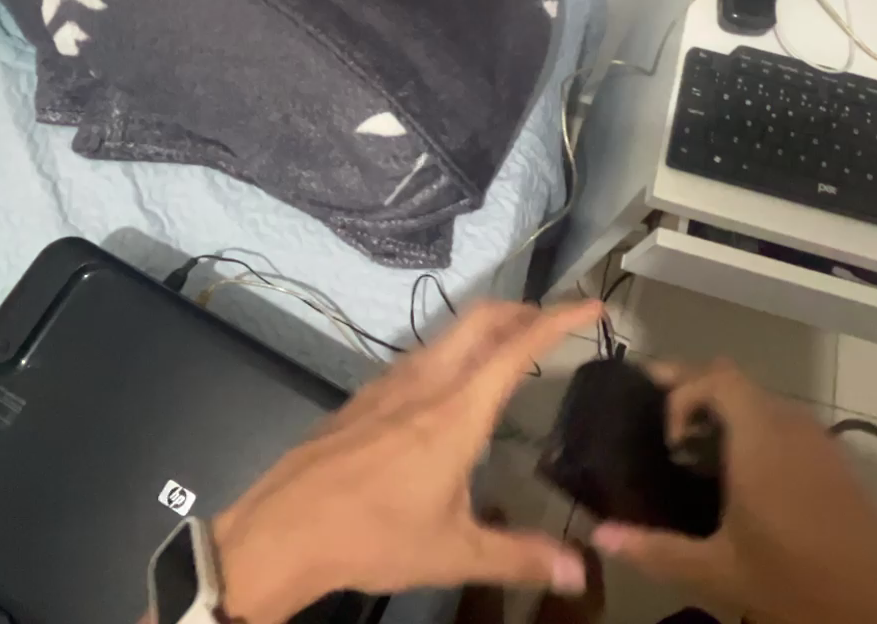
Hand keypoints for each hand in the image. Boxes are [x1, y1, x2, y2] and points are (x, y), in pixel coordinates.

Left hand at [207, 300, 602, 623]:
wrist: (286, 526)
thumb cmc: (374, 535)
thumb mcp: (454, 552)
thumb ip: (520, 556)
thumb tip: (580, 572)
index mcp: (457, 410)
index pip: (518, 346)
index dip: (559, 319)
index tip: (590, 305)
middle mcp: (428, 379)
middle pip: (483, 317)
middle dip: (524, 309)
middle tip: (555, 325)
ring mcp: (394, 380)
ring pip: (451, 330)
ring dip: (489, 326)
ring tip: (513, 350)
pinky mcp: (371, 390)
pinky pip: (426, 351)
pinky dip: (457, 348)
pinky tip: (456, 384)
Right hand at [591, 359, 876, 623]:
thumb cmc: (799, 585)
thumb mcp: (720, 572)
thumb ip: (655, 550)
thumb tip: (599, 536)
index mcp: (760, 438)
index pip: (714, 376)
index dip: (681, 392)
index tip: (666, 440)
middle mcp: (789, 425)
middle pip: (733, 379)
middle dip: (693, 392)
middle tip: (662, 427)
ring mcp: (817, 440)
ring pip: (758, 399)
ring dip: (723, 411)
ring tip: (694, 452)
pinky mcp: (835, 461)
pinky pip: (781, 421)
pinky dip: (751, 429)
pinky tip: (740, 476)